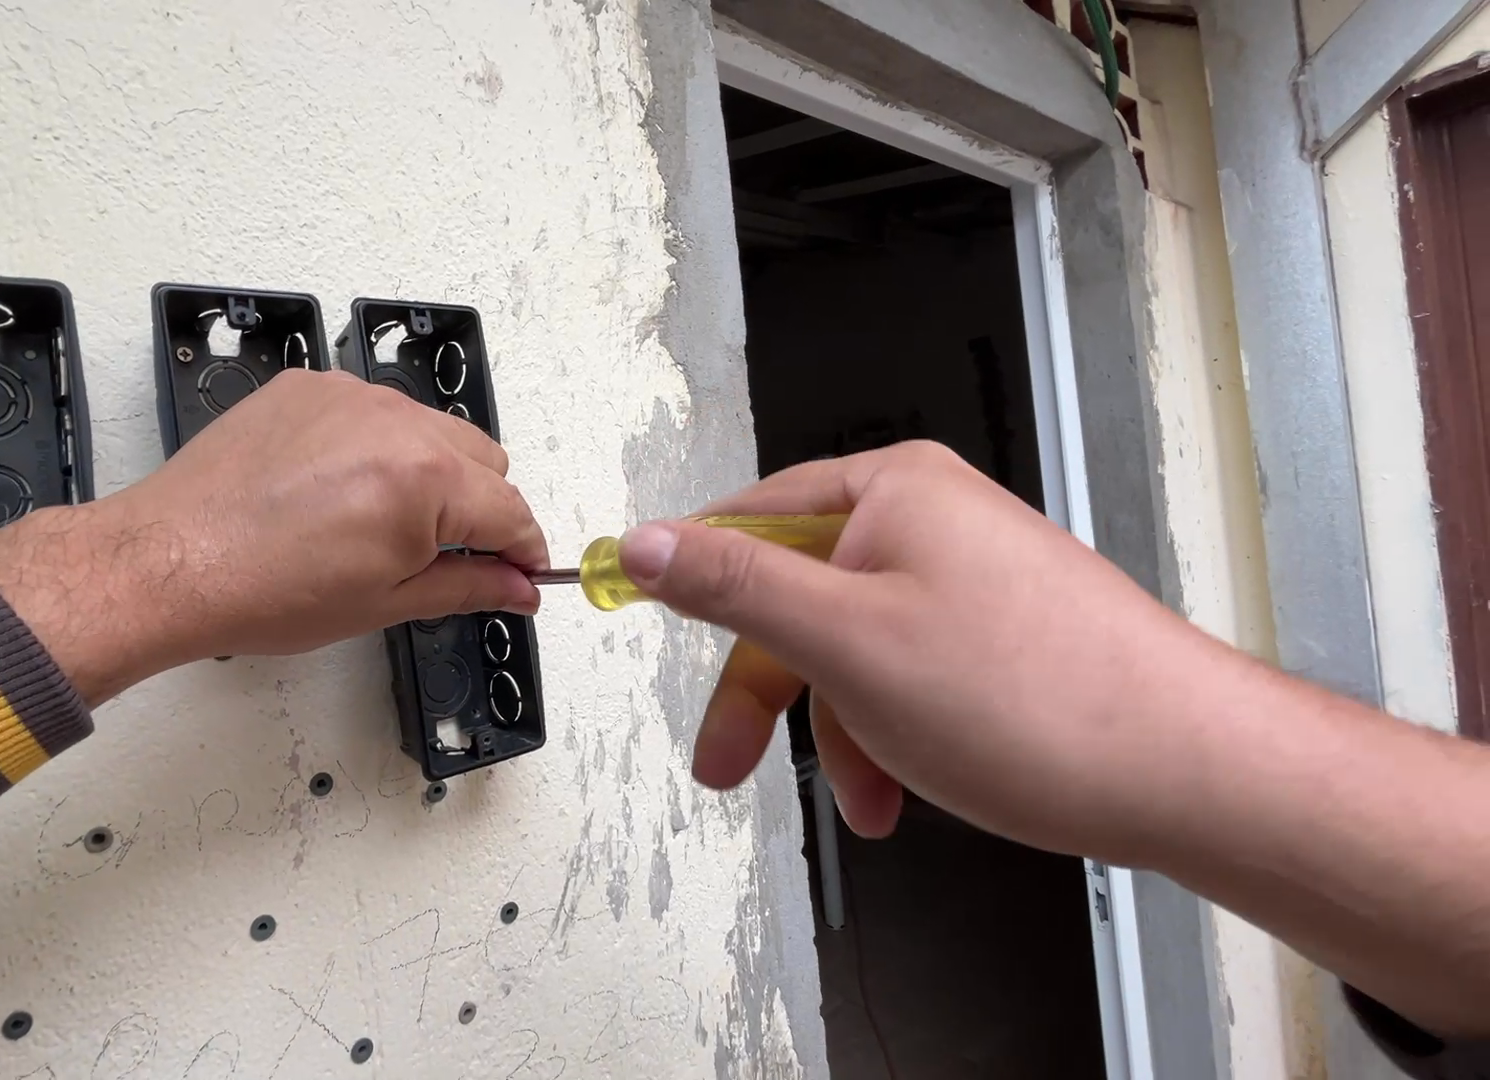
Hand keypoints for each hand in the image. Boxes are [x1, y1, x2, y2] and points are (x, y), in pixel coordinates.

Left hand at [0, 369, 547, 703]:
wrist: (170, 562)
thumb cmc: (267, 591)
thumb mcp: (388, 601)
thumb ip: (472, 587)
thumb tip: (521, 589)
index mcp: (425, 480)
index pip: (511, 510)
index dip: (526, 549)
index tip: (525, 572)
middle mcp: (397, 421)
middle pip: (485, 459)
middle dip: (484, 509)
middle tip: (450, 554)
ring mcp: (351, 394)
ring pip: (434, 430)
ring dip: (436, 474)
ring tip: (388, 521)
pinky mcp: (312, 386)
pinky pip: (379, 410)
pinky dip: (383, 446)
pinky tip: (345, 487)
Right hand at [613, 441, 1236, 860]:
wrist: (1203, 782)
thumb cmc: (1029, 697)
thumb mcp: (843, 638)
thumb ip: (730, 584)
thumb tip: (640, 543)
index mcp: (885, 492)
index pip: (745, 518)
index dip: (689, 574)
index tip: (640, 612)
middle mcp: (917, 521)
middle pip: (791, 597)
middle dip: (764, 689)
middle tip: (723, 758)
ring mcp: (950, 577)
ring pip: (840, 647)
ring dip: (832, 728)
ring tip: (860, 797)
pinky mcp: (976, 631)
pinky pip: (891, 671)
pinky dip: (880, 733)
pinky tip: (896, 788)